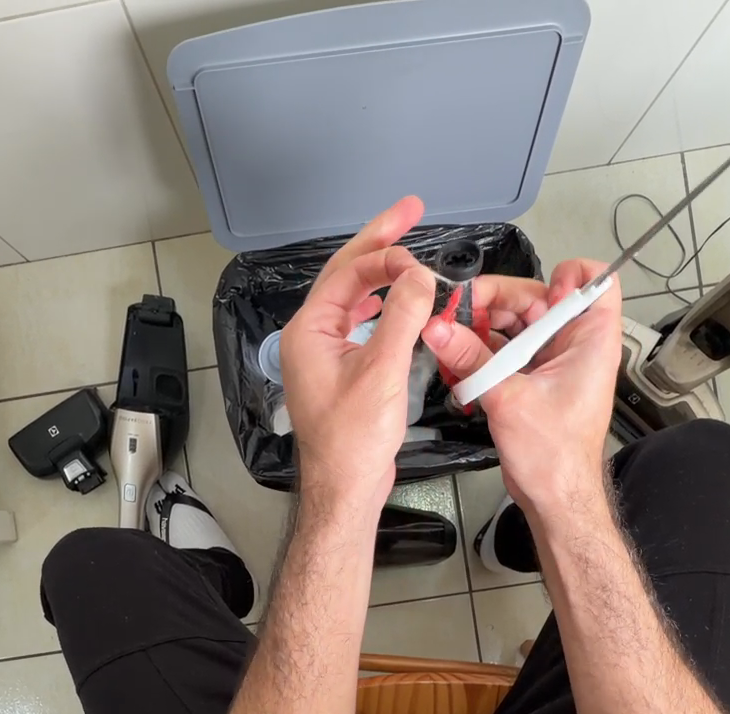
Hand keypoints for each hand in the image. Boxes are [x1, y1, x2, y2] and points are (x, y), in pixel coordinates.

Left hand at [279, 196, 435, 512]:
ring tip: (406, 248)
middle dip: (378, 244)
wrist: (345, 486)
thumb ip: (402, 316)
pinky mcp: (340, 372)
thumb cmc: (353, 440)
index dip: (383, 250)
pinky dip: (382, 307)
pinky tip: (397, 301)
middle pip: (346, 276)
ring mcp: (324, 355)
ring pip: (353, 300)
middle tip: (410, 211)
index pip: (347, 272)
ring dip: (381, 274)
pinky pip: (360, 325)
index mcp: (309, 331)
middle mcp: (311, 338)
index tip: (418, 242)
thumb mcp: (383, 371)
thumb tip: (419, 275)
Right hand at [422, 259, 621, 515]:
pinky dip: (481, 352)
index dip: (563, 276)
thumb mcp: (508, 397)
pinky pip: (505, 351)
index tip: (527, 293)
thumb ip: (470, 358)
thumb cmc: (554, 455)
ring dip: (482, 327)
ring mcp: (551, 362)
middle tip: (458, 310)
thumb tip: (438, 328)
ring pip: (516, 324)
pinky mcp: (530, 379)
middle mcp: (573, 344)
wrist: (553, 496)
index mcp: (589, 339)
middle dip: (497, 301)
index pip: (594, 281)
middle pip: (537, 299)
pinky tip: (457, 360)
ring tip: (450, 336)